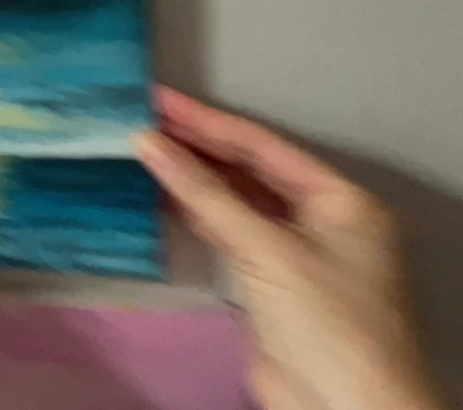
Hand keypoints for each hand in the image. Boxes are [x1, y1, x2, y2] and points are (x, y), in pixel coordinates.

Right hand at [134, 88, 444, 409]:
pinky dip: (186, 202)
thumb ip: (200, 190)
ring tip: (134, 144)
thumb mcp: (263, 247)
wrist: (343, 404)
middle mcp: (319, 216)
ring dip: (184, 171)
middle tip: (133, 114)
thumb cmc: (323, 318)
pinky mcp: (265, 269)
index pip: (259, 145)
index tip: (151, 97)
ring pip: (228, 192)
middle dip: (190, 141)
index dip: (203, 119)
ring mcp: (292, 244)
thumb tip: (142, 138)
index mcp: (339, 202)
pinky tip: (153, 187)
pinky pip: (220, 220)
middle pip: (244, 165)